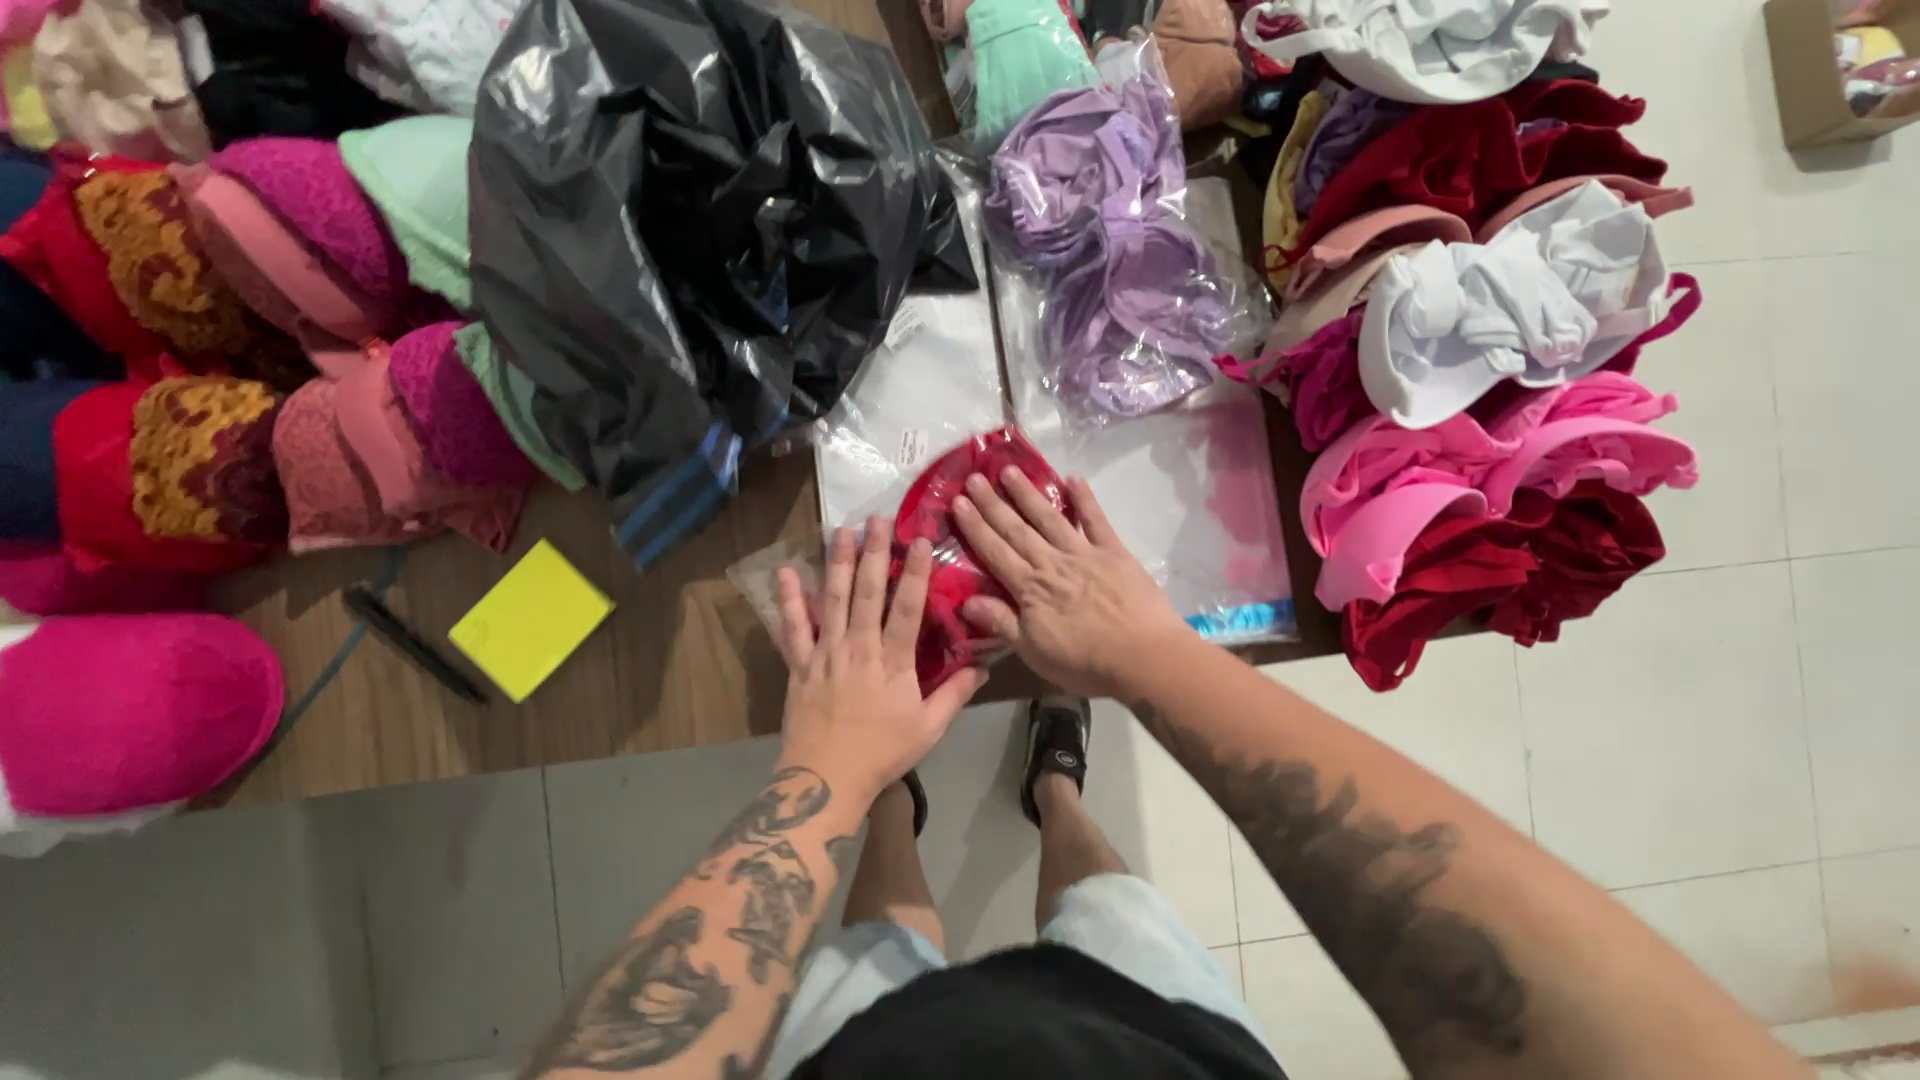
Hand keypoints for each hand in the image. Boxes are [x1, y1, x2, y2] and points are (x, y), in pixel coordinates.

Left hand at [775, 517, 983, 808]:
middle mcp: (858, 648)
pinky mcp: (799, 665)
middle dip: (874, 552)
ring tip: (842, 531)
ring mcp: (825, 653)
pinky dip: (789, 600)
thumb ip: (955, 694)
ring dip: (838, 563)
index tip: (919, 540)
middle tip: (878, 518)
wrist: (825, 780)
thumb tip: (983, 666)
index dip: (915, 572)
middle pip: (868, 592)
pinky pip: (792, 628)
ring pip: (832, 600)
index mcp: (892, 662)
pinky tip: (787, 572)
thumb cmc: (882, 754)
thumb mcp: (929, 728)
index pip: (907, 608)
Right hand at [952, 469, 1194, 699]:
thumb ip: (1001, 622)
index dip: (975, 527)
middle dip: (993, 504)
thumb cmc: (1085, 662)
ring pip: (1050, 518)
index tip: (957, 502)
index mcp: (1030, 589)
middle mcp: (1052, 563)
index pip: (995, 552)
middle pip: (1017, 530)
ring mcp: (1084, 554)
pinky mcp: (1114, 553)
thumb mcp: (1033, 652)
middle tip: (974, 478)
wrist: (1143, 657)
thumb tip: (965, 601)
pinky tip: (1073, 478)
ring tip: (1010, 470)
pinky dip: (1085, 499)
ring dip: (1028, 494)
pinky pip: (1096, 521)